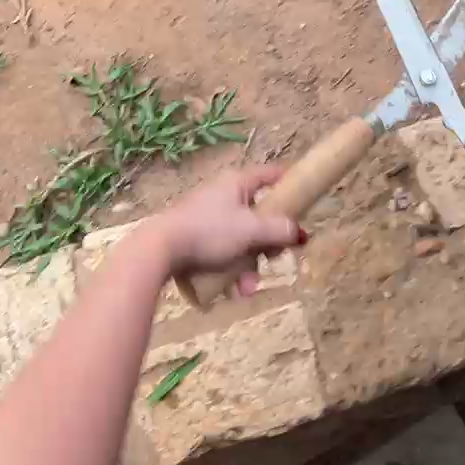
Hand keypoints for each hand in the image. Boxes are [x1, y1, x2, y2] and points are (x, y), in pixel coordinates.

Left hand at [149, 165, 304, 294]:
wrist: (161, 248)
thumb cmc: (209, 231)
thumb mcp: (251, 230)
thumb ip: (279, 230)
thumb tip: (299, 232)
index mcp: (236, 183)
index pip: (268, 175)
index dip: (287, 181)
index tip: (303, 193)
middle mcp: (222, 195)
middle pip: (257, 215)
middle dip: (267, 244)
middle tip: (272, 258)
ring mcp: (207, 217)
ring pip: (240, 240)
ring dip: (248, 266)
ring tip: (246, 288)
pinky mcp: (194, 238)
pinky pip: (222, 251)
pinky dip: (230, 270)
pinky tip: (231, 290)